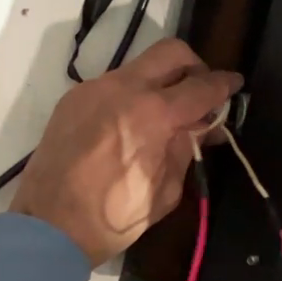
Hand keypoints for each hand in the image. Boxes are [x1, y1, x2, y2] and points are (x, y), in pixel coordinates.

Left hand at [11, 38, 242, 266]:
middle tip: (200, 92)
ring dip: (159, 82)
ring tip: (165, 115)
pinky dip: (130, 96)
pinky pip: (111, 85)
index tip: (234, 86)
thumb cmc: (111, 219)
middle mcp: (122, 89)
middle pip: (170, 53)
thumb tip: (199, 128)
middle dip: (193, 67)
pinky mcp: (71, 100)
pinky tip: (131, 125)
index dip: (224, 86)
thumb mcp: (163, 192)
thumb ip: (185, 151)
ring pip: (138, 67)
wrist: (47, 227)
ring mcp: (92, 90)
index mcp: (152, 114)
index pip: (200, 87)